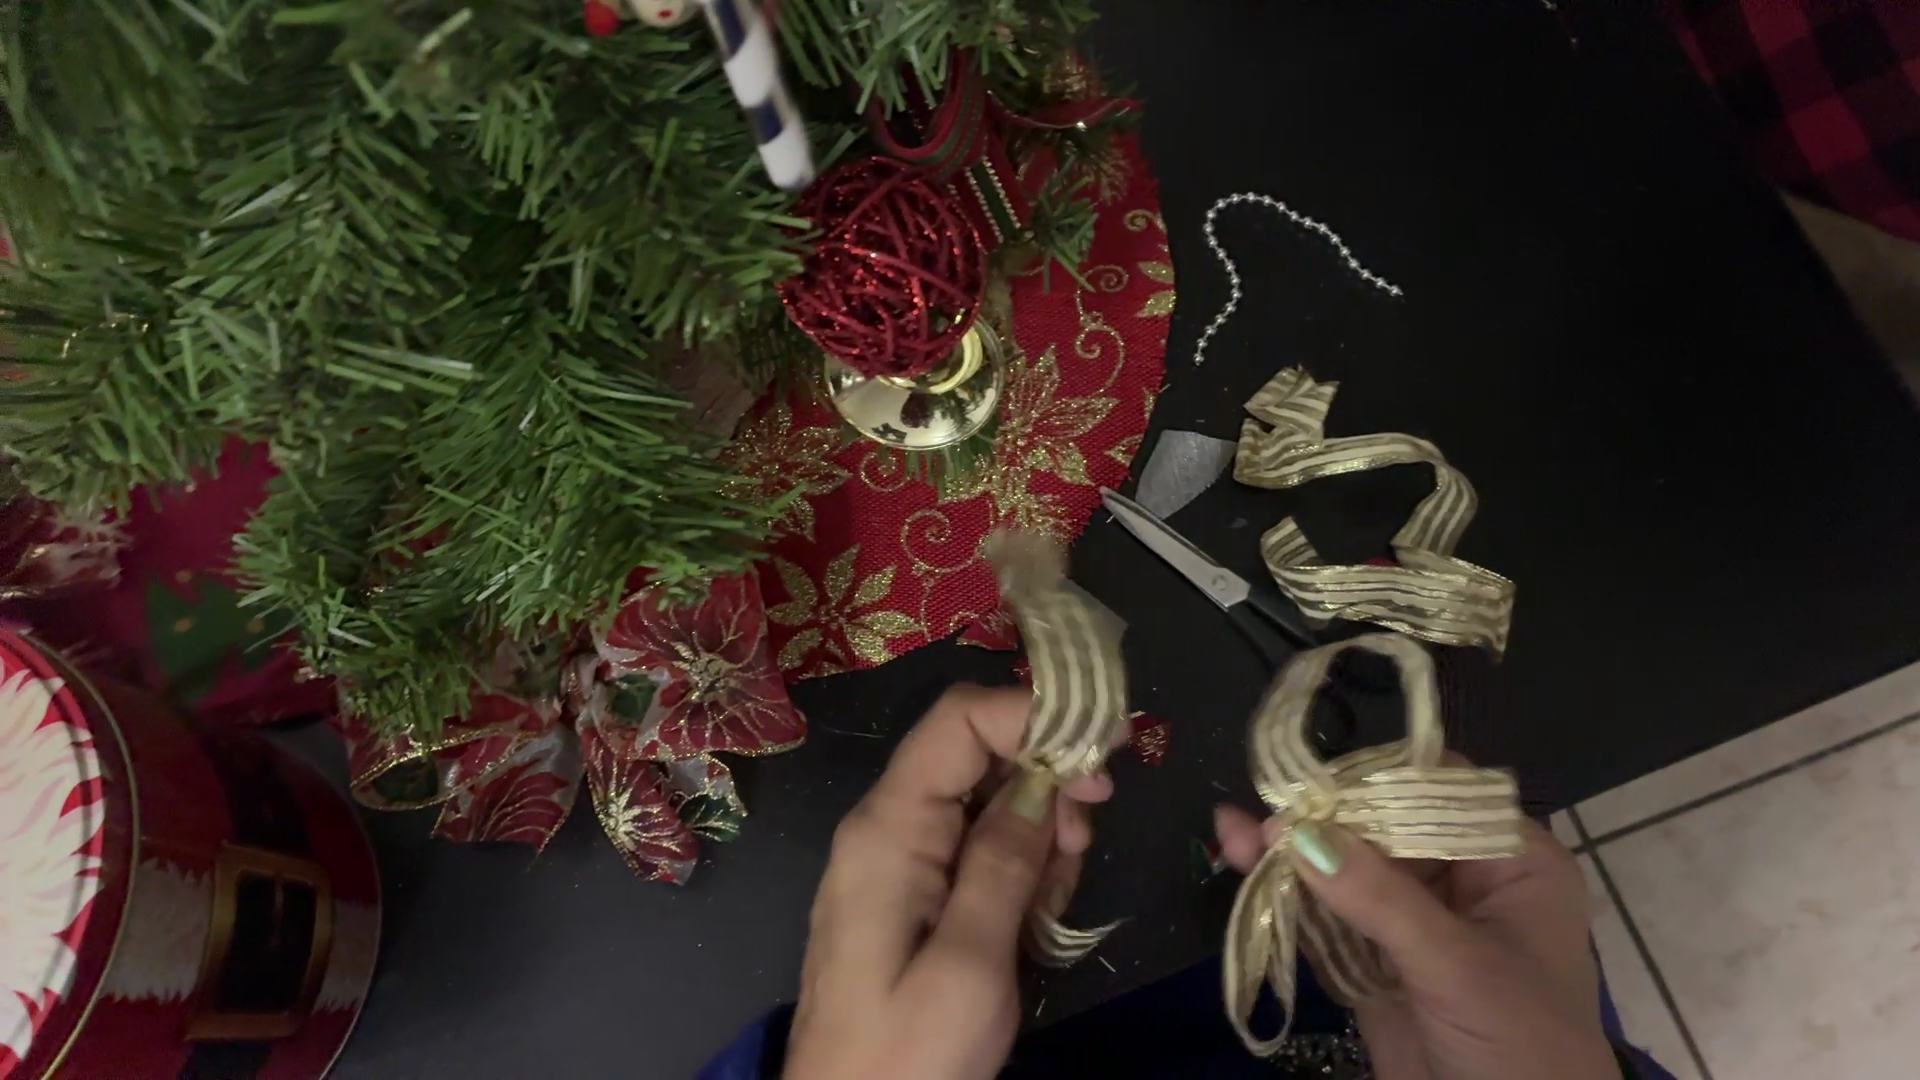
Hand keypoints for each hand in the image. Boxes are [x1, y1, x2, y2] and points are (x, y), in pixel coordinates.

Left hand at [785, 685, 1112, 1079]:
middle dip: (1044, 780)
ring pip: (988, 799)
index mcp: (891, 825)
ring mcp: (903, 854)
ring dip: (1038, 831)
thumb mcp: (969, 967)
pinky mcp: (918, 886)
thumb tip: (1043, 781)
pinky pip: (979, 844)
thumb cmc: (905, 1059)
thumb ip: (1004, 863)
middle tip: (1084, 837)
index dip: (1033, 713)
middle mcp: (891, 822)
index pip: (960, 719)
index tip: (1105, 746)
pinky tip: (1034, 916)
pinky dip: (1020, 864)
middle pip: (978, 754)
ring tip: (1052, 899)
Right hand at [1215, 805, 1620, 1079]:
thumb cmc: (1524, 1057)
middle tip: (1267, 811)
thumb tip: (1293, 831)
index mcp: (1508, 862)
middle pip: (1376, 820)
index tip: (1318, 782)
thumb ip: (1379, 898)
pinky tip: (1239, 855)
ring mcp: (1407, 912)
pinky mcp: (1367, 948)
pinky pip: (1320, 904)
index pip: (1437, 790)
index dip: (1377, 778)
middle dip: (1319, 815)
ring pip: (1341, 859)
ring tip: (1233, 830)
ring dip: (1287, 846)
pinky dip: (1281, 884)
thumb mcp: (1460, 971)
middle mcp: (1457, 876)